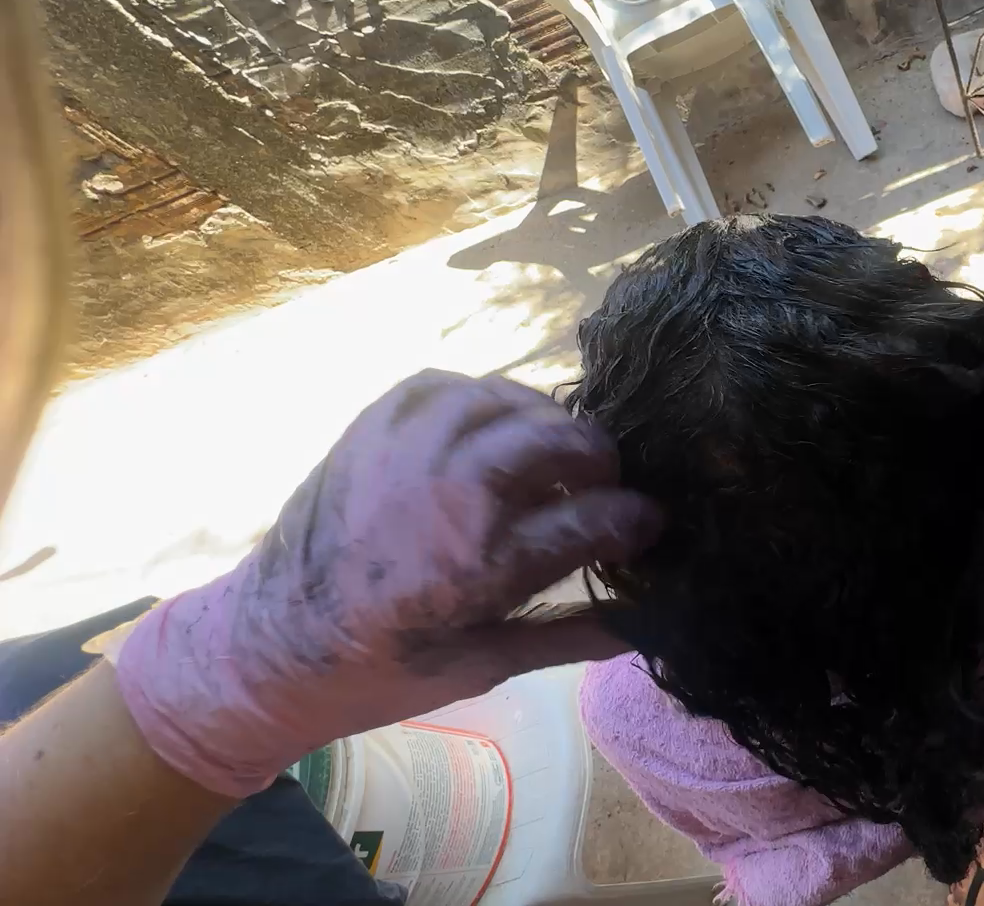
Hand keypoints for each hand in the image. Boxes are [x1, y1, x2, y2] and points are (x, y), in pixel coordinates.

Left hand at [114, 370, 660, 796]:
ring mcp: (402, 457)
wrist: (259, 652)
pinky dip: (486, 396)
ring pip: (506, 402)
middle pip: (556, 442)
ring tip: (555, 449)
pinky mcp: (370, 433)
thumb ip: (572, 637)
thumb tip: (650, 621)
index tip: (652, 521)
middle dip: (601, 457)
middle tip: (603, 481)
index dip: (638, 518)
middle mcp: (445, 501)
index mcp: (476, 570)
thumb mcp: (485, 668)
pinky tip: (498, 424)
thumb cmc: (382, 669)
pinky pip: (445, 385)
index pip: (591, 521)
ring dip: (548, 420)